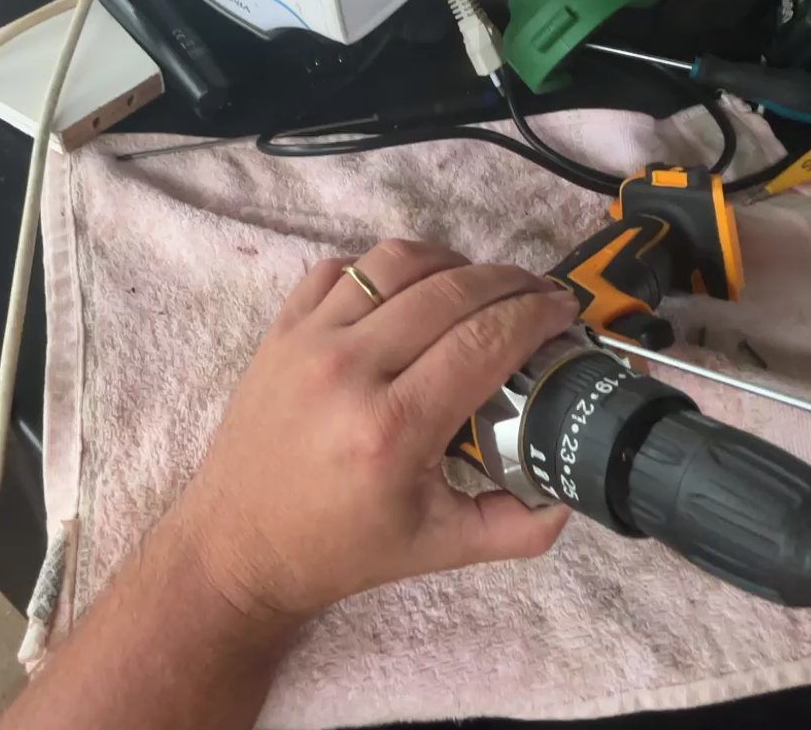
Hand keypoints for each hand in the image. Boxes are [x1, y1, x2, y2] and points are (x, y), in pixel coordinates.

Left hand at [164, 239, 576, 621]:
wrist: (238, 540)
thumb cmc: (338, 548)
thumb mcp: (438, 550)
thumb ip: (517, 527)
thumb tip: (572, 489)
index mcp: (392, 429)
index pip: (482, 341)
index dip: (534, 315)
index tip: (564, 310)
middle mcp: (348, 369)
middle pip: (449, 291)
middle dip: (509, 282)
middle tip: (539, 293)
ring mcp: (308, 338)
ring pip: (395, 262)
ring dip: (451, 260)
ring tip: (480, 283)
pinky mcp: (281, 327)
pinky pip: (341, 267)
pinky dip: (385, 267)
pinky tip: (409, 288)